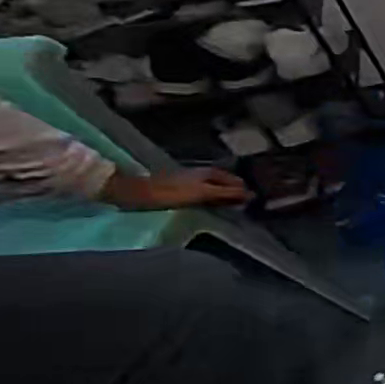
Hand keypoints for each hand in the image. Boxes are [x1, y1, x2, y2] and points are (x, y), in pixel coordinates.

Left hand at [99, 167, 249, 210]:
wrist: (130, 191)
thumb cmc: (168, 192)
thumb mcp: (202, 193)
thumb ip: (228, 193)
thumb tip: (254, 195)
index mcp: (211, 172)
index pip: (237, 182)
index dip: (244, 193)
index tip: (250, 206)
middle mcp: (204, 174)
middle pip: (227, 185)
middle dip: (234, 195)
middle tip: (239, 210)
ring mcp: (191, 180)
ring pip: (215, 190)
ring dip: (222, 199)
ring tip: (226, 211)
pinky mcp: (181, 188)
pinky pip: (204, 194)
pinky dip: (210, 201)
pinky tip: (208, 208)